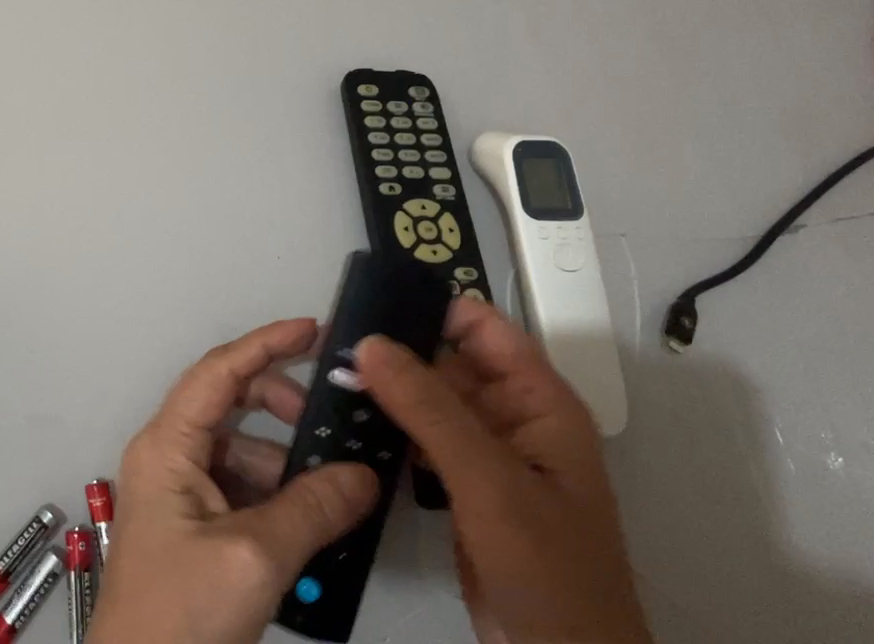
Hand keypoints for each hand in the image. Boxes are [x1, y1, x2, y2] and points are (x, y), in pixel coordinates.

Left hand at [88, 319, 380, 643]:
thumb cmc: (183, 610)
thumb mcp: (255, 556)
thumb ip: (312, 509)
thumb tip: (363, 474)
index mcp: (167, 446)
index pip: (218, 372)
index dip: (264, 345)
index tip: (313, 331)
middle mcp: (169, 457)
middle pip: (230, 407)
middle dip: (282, 407)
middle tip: (331, 423)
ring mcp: (180, 493)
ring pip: (242, 453)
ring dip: (287, 464)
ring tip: (336, 490)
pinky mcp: (193, 527)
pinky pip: (242, 491)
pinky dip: (278, 497)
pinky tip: (313, 523)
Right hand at [357, 298, 652, 643]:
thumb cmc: (547, 567)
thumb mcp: (490, 481)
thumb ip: (430, 409)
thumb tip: (370, 343)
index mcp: (538, 402)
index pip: (481, 327)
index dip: (428, 308)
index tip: (366, 305)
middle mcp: (511, 417)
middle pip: (447, 359)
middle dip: (393, 349)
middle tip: (328, 345)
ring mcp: (484, 453)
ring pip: (427, 398)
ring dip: (384, 387)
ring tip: (326, 377)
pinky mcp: (460, 484)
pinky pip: (419, 435)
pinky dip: (386, 424)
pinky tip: (346, 420)